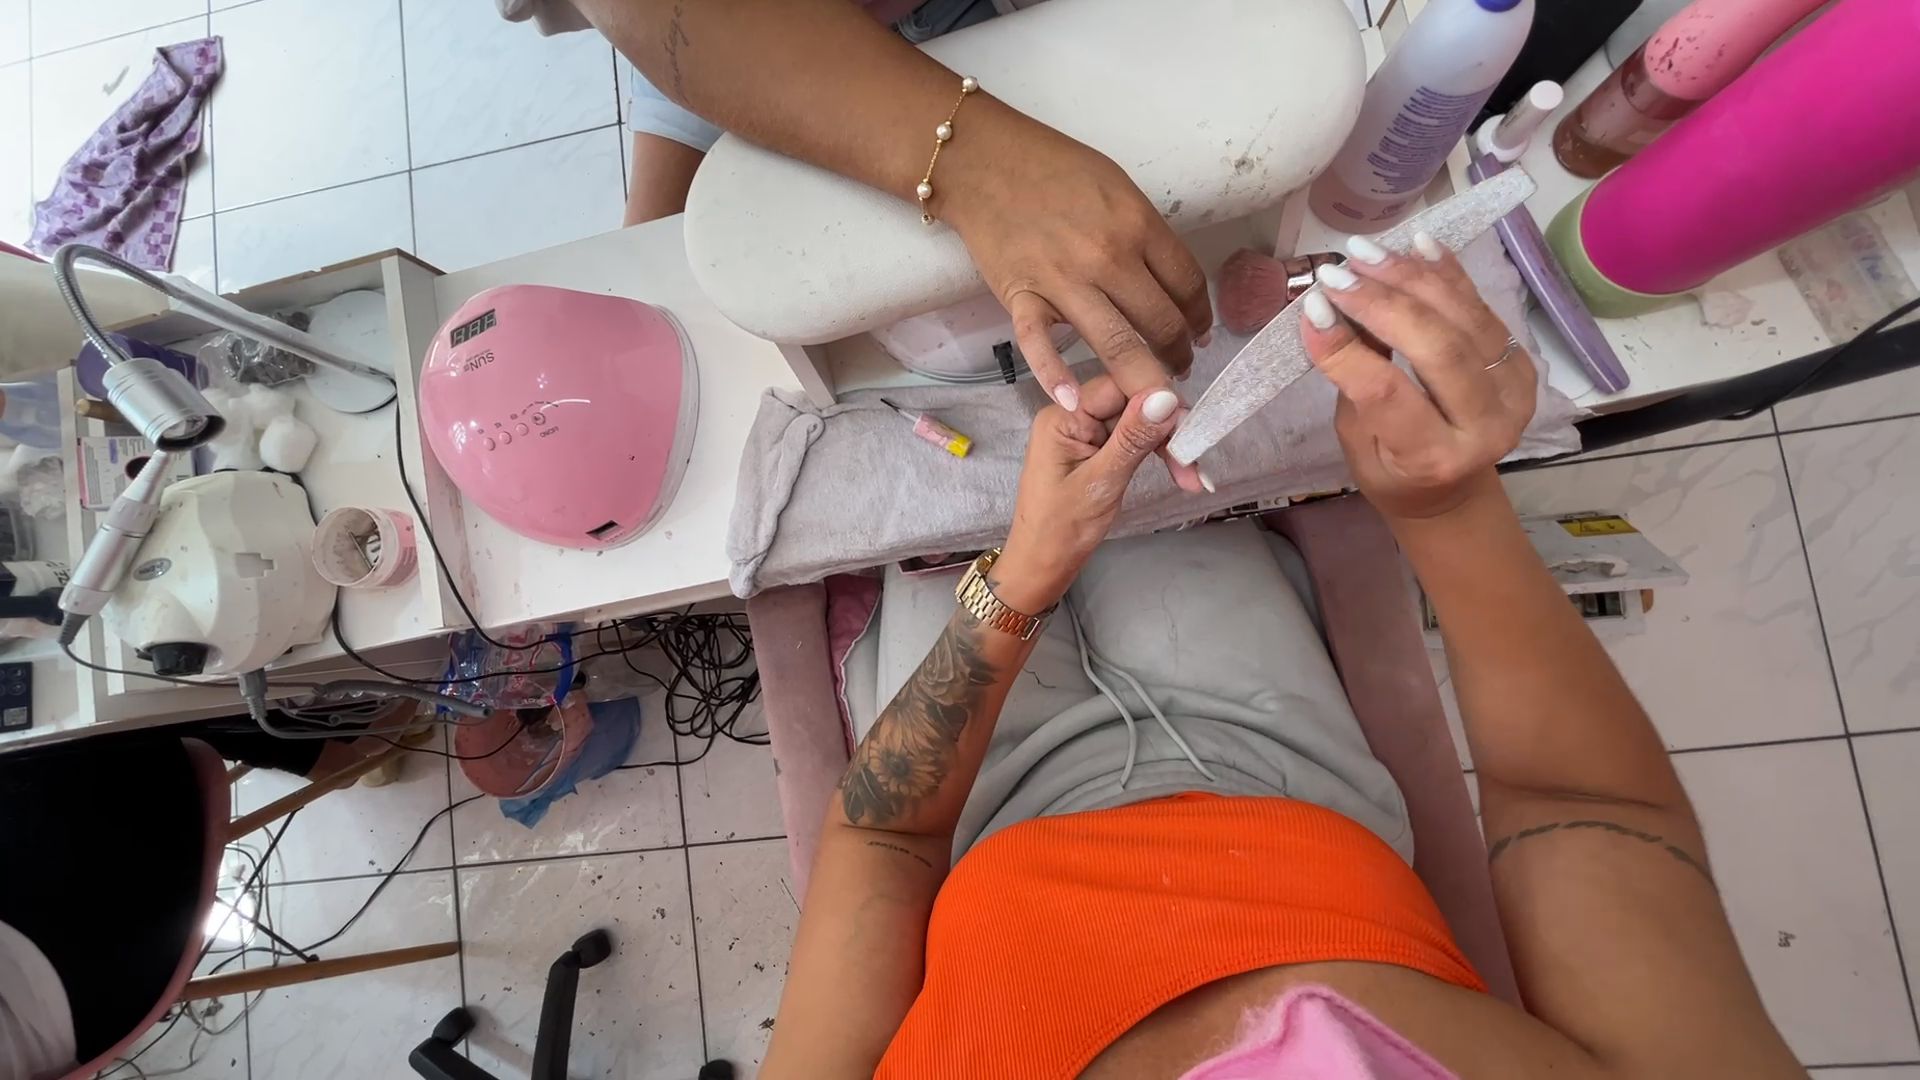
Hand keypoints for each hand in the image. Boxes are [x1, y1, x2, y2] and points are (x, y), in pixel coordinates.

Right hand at [936, 102, 1210, 492]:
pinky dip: (1056, 376)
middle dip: (1178, 356)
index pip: (1186, 285)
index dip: (1200, 317)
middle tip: (1181, 372)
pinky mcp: (1022, 299)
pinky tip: (1074, 403)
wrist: (984, 162)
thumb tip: (1166, 278)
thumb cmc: (1052, 167)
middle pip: (1160, 323)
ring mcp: (1063, 283)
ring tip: (1152, 396)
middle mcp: (1109, 258)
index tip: (1200, 333)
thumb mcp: (1116, 187)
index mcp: (1137, 225)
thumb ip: (1143, 233)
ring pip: (1116, 344)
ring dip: (1142, 379)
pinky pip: (1040, 345)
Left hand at [991, 379, 1182, 613]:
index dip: (1158, 400)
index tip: (1190, 426)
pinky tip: (1182, 474)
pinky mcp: (1095, 449)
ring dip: (1168, 447)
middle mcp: (1072, 415)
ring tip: (1193, 478)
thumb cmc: (1061, 530)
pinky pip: (1132, 440)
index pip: (1118, 385)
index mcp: (1062, 416)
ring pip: (1138, 423)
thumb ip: (1133, 439)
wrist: (1042, 564)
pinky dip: (1156, 455)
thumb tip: (1166, 396)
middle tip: (1195, 464)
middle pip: (1132, 403)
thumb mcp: (1101, 483)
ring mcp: (1084, 432)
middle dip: (1168, 431)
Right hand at [1300, 235, 1536, 522]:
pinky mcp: (1522, 364)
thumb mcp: (1356, 440)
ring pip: (1463, 319)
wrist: (1450, 491)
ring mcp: (1514, 390)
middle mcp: (1484, 425)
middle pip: (1436, 347)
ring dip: (1411, 278)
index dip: (1346, 347)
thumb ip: (1354, 382)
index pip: (1386, 391)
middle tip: (1337, 274)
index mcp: (1433, 457)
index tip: (1312, 308)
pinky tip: (1415, 245)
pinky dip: (1447, 274)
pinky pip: (1483, 309)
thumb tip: (1333, 314)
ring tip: (1365, 253)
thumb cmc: (1389, 474)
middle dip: (1381, 303)